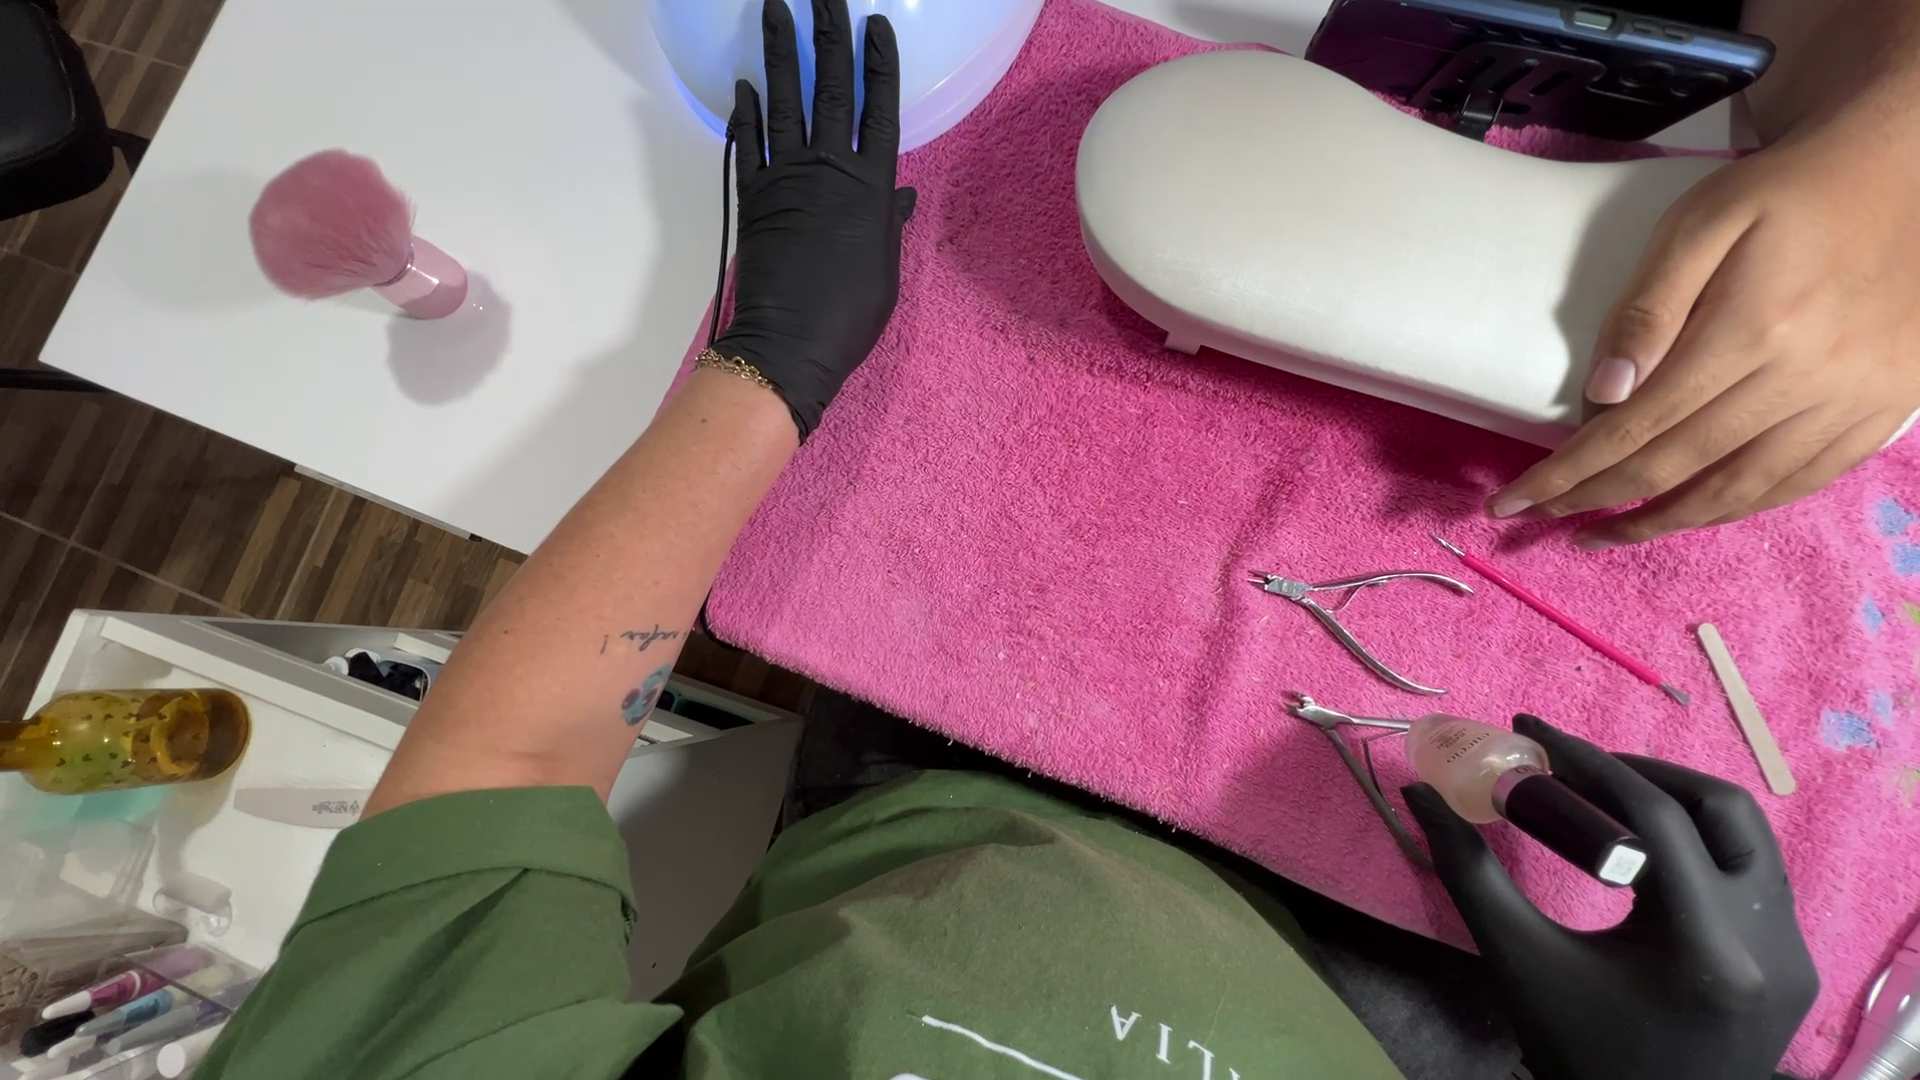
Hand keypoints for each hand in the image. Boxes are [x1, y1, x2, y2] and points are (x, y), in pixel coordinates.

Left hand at [715, 0, 917, 438]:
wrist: (792, 342)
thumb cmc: (850, 316)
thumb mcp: (885, 272)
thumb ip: (889, 226)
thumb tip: (900, 195)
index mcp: (871, 190)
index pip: (880, 113)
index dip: (878, 67)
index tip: (875, 28)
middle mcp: (831, 170)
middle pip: (831, 91)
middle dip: (829, 36)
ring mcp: (788, 178)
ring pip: (784, 101)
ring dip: (780, 52)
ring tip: (776, 8)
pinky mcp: (754, 195)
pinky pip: (749, 142)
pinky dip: (745, 111)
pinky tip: (745, 83)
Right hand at [1403, 716, 1817, 1079]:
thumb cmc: (1577, 1047)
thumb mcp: (1515, 956)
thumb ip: (1466, 868)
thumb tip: (1420, 794)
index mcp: (1705, 944)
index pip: (1654, 816)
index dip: (1585, 759)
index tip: (1530, 730)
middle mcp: (1770, 941)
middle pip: (1721, 810)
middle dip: (1636, 768)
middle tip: (1568, 762)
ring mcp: (1793, 954)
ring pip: (1748, 835)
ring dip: (1672, 796)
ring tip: (1601, 791)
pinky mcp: (1790, 962)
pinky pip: (1752, 868)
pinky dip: (1694, 834)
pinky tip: (1638, 841)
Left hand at [1485, 122, 1919, 548]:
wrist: (1903, 167)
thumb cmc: (1777, 197)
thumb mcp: (1695, 230)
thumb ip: (1645, 312)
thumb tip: (1603, 392)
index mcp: (1753, 333)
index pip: (1630, 430)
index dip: (1564, 474)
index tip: (1510, 502)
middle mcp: (1811, 377)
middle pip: (1673, 467)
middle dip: (1591, 500)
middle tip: (1536, 519)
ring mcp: (1858, 396)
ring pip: (1739, 491)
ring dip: (1658, 524)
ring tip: (1596, 535)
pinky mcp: (1888, 405)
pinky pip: (1802, 480)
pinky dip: (1734, 508)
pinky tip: (1684, 516)